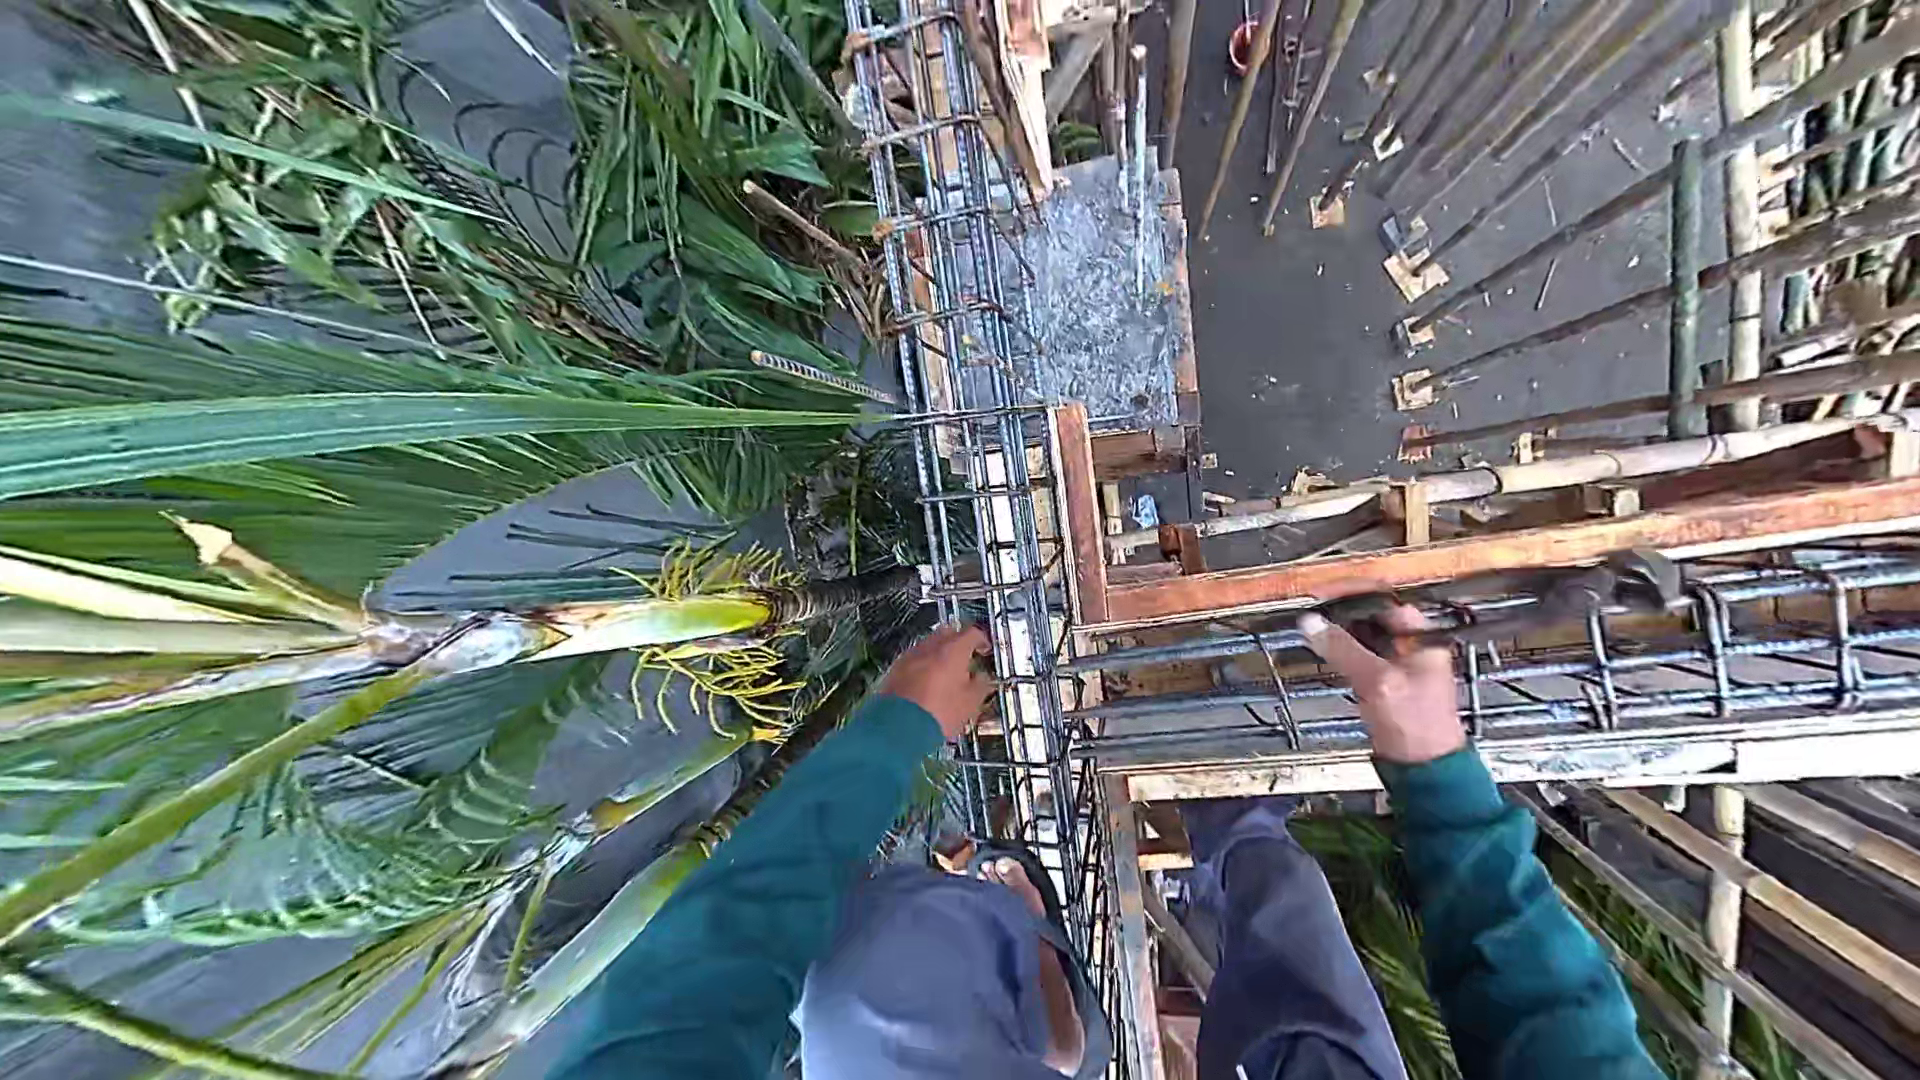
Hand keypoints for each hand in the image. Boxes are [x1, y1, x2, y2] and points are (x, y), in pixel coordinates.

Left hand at [878, 623, 994, 738]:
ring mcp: (911, 655)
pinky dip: (923, 664)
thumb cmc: (938, 713)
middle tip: (966, 658)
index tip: (984, 649)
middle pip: (948, 633)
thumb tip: (982, 680)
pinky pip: (915, 659)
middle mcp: (931, 646)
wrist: (898, 727)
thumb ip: (980, 685)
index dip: (982, 640)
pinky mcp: (895, 668)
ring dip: (939, 653)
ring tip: (946, 673)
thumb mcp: (970, 703)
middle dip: (959, 642)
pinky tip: (927, 682)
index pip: (973, 633)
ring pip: (929, 645)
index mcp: (953, 649)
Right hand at [1297, 603, 1464, 764]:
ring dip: (1335, 628)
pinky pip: (1356, 651)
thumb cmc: (1414, 724)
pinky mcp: (1383, 678)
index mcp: (1421, 637)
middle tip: (1309, 611)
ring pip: (1360, 632)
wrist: (1422, 765)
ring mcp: (1397, 661)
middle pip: (1369, 613)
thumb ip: (1342, 648)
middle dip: (1337, 610)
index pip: (1382, 599)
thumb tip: (1311, 623)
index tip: (1319, 594)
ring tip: (1311, 627)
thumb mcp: (1376, 680)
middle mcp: (1411, 644)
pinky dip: (1338, 646)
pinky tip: (1322, 648)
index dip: (1349, 593)